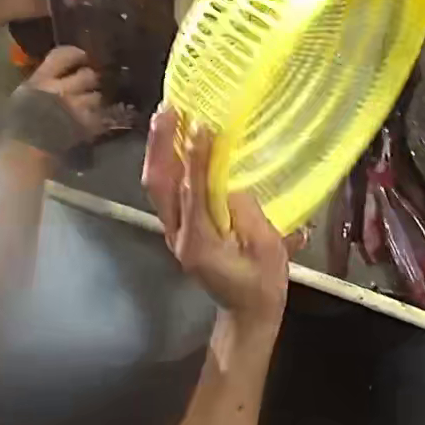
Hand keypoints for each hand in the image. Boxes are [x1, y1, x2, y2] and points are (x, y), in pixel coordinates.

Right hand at [24, 46, 127, 145]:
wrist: (25, 152)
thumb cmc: (20, 123)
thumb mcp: (25, 94)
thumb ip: (43, 79)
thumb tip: (61, 70)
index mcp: (42, 79)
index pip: (64, 54)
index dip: (76, 54)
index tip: (82, 57)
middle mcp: (61, 89)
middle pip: (88, 75)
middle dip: (89, 79)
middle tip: (87, 84)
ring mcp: (76, 107)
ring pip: (97, 96)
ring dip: (93, 101)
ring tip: (86, 107)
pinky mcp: (87, 124)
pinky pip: (100, 115)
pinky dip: (96, 118)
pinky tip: (89, 122)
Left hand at [142, 107, 302, 336]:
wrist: (246, 315)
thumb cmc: (260, 285)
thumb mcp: (267, 250)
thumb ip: (248, 214)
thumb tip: (232, 181)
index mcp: (200, 243)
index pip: (193, 193)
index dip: (197, 158)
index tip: (201, 126)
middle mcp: (178, 235)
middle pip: (159, 184)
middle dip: (161, 145)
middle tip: (168, 110)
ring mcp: (173, 231)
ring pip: (156, 185)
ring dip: (160, 149)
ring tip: (167, 116)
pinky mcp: (178, 226)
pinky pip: (166, 189)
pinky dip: (168, 161)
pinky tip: (176, 140)